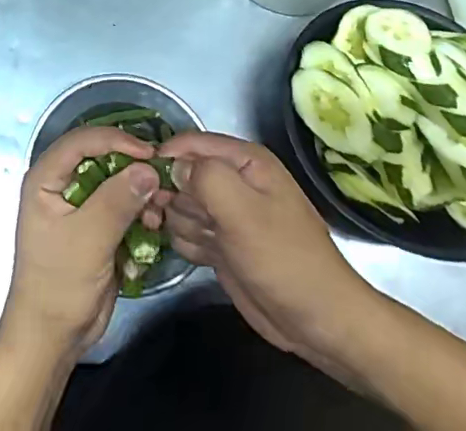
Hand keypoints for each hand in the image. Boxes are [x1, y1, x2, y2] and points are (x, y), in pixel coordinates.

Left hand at [2, 125, 162, 358]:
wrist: (53, 334)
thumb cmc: (59, 282)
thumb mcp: (89, 238)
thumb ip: (117, 200)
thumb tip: (148, 168)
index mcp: (45, 178)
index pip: (80, 141)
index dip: (114, 139)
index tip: (148, 152)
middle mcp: (60, 184)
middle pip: (100, 158)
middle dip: (131, 167)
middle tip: (161, 177)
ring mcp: (79, 205)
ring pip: (115, 181)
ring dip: (138, 192)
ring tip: (158, 210)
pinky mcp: (96, 226)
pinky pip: (121, 206)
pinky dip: (138, 212)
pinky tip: (153, 226)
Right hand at [158, 133, 382, 371]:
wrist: (317, 321)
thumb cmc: (284, 259)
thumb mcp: (244, 211)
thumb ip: (204, 177)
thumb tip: (172, 168)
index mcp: (244, 160)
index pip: (187, 143)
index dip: (166, 160)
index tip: (147, 185)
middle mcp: (232, 179)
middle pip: (178, 175)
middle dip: (174, 198)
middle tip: (185, 220)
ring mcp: (224, 212)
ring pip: (177, 205)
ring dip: (183, 224)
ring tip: (208, 243)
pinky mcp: (219, 241)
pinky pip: (184, 231)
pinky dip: (189, 244)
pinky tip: (206, 257)